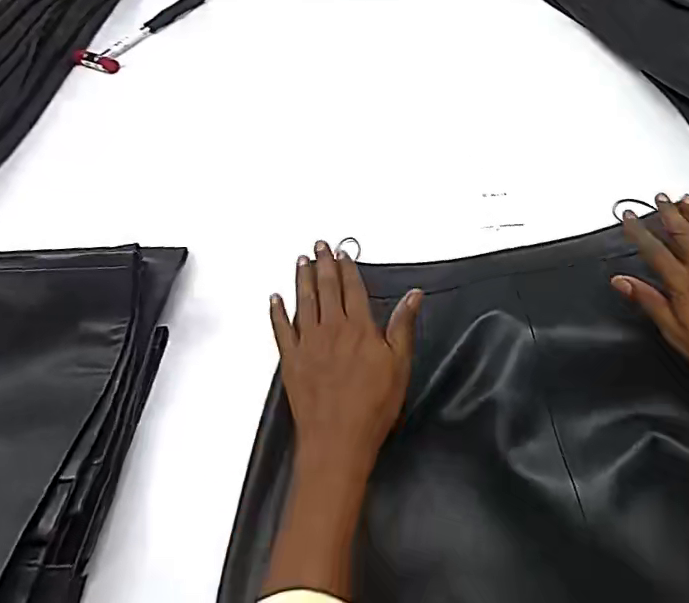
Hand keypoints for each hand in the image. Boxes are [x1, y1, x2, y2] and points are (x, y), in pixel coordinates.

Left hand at [270, 241, 423, 474]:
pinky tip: (275, 298)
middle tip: (319, 246)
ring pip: (303, 301)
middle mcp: (331, 328)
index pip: (352, 288)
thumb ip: (403, 326)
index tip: (343, 253)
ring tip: (301, 260)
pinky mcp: (291, 360)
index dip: (347, 268)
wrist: (338, 442)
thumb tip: (414, 295)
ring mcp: (308, 343)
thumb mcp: (399, 365)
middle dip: (323, 264)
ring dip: (301, 278)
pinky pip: (281, 329)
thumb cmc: (373, 406)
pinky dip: (277, 312)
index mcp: (358, 327)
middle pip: (326, 288)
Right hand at [613, 194, 688, 389]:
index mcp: (685, 284)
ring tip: (686, 199)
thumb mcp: (676, 333)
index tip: (630, 217)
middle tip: (660, 198)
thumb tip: (623, 282)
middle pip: (683, 234)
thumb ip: (649, 302)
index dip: (639, 231)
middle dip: (669, 213)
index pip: (655, 250)